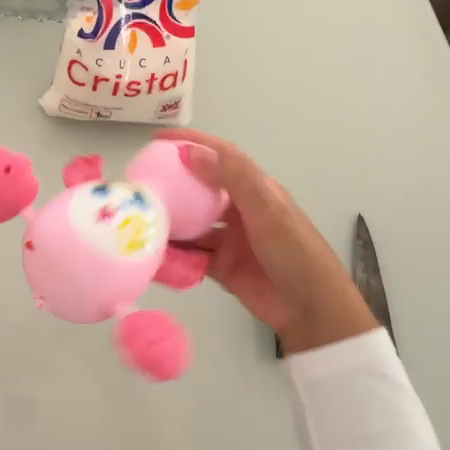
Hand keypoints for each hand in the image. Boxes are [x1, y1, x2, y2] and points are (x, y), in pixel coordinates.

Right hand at [158, 129, 378, 355]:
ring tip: (139, 220)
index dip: (191, 143)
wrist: (311, 309)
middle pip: (200, 190)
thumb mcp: (266, 209)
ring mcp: (230, 240)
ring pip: (192, 225)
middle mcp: (240, 210)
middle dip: (172, 185)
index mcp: (256, 189)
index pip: (220, 157)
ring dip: (169, 223)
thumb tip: (191, 153)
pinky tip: (152, 254)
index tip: (157, 140)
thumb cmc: (295, 252)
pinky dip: (173, 255)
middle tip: (139, 184)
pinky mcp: (221, 267)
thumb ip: (232, 178)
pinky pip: (191, 256)